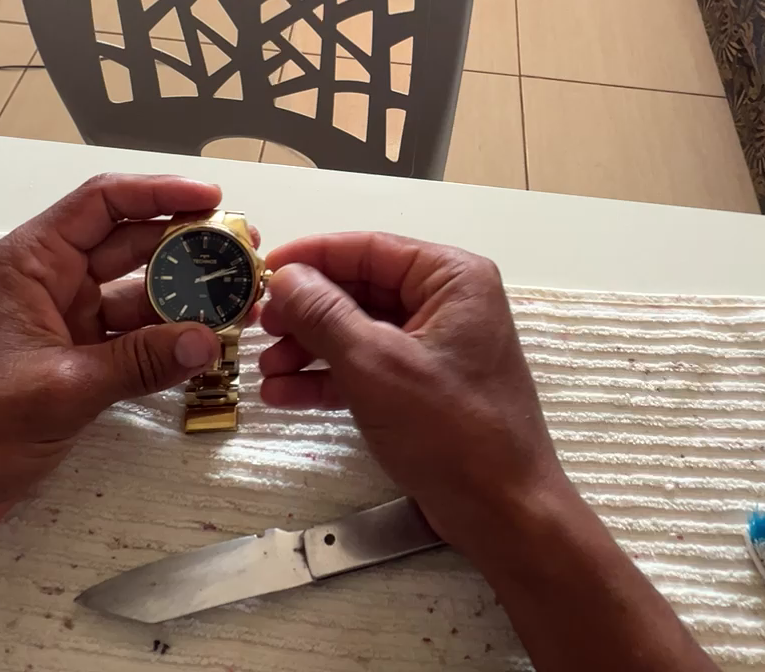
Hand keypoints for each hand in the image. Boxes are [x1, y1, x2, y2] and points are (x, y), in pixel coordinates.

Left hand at [0, 174, 235, 540]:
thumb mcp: (57, 390)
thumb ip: (137, 362)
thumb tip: (207, 341)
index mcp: (33, 263)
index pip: (103, 204)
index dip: (160, 192)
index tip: (213, 198)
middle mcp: (55, 281)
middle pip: (133, 242)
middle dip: (189, 243)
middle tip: (244, 248)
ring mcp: (71, 320)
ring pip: (141, 290)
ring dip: (188, 294)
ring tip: (240, 298)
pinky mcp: (82, 357)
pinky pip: (138, 333)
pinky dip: (172, 336)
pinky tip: (209, 341)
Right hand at [256, 233, 570, 551]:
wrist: (503, 515)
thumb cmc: (452, 432)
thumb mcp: (376, 365)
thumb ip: (325, 315)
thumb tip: (286, 278)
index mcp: (451, 277)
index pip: (370, 249)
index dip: (312, 256)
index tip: (265, 269)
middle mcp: (447, 301)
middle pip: (361, 289)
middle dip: (307, 311)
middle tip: (261, 327)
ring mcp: (436, 344)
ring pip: (360, 329)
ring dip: (311, 347)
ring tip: (268, 368)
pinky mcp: (424, 383)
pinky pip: (369, 364)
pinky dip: (331, 376)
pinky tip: (287, 393)